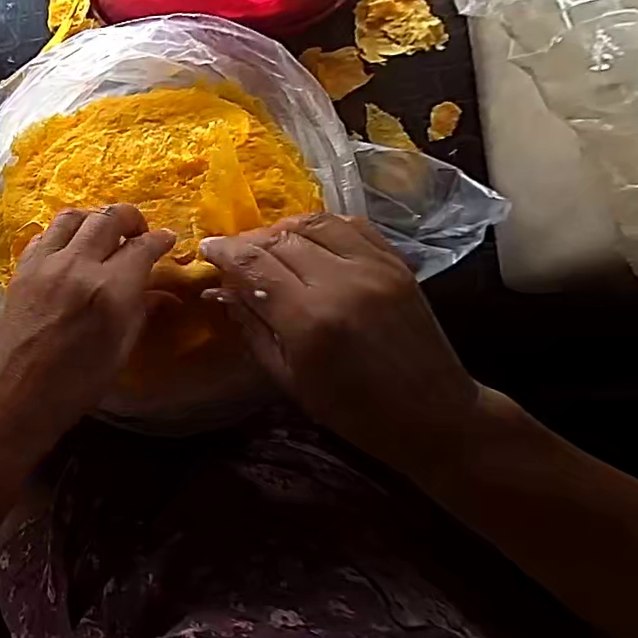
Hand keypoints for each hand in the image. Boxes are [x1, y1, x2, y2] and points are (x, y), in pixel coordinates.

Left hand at [0, 204, 175, 452]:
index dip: (161, 240)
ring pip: (73, 217)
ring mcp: (44, 265)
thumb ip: (141, 312)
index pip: (143, 246)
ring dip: (95, 220)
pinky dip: (64, 234)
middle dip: (132, 219)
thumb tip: (164, 293)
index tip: (168, 241)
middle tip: (139, 234)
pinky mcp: (20, 270)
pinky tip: (71, 250)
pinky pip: (45, 235)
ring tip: (104, 236)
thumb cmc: (73, 387)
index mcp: (109, 290)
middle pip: (109, 218)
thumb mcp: (119, 353)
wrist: (13, 398)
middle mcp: (76, 266)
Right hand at [200, 214, 484, 468]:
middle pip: (279, 239)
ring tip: (265, 245)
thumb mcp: (284, 375)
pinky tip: (304, 241)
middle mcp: (341, 283)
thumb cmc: (348, 407)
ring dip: (280, 229)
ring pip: (313, 224)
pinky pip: (350, 226)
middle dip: (247, 242)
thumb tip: (219, 290)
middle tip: (231, 253)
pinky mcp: (396, 264)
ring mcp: (374, 268)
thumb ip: (250, 326)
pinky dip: (318, 227)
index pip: (253, 264)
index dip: (223, 251)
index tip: (206, 249)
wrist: (431, 413)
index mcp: (308, 319)